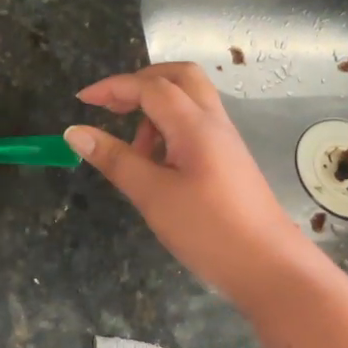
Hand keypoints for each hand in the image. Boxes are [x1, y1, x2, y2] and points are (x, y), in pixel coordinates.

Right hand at [64, 63, 305, 310]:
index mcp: (195, 125)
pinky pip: (196, 125)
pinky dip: (169, 130)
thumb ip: (114, 159)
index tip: (81, 100)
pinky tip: (157, 166)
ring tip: (134, 151)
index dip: (113, 87)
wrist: (272, 270)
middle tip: (111, 106)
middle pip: (179, 77)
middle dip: (140, 82)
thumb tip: (75, 132)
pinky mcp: (229, 161)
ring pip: (189, 101)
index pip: (150, 87)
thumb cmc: (209, 231)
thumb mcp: (152, 195)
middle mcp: (213, 123)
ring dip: (155, 110)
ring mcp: (225, 141)